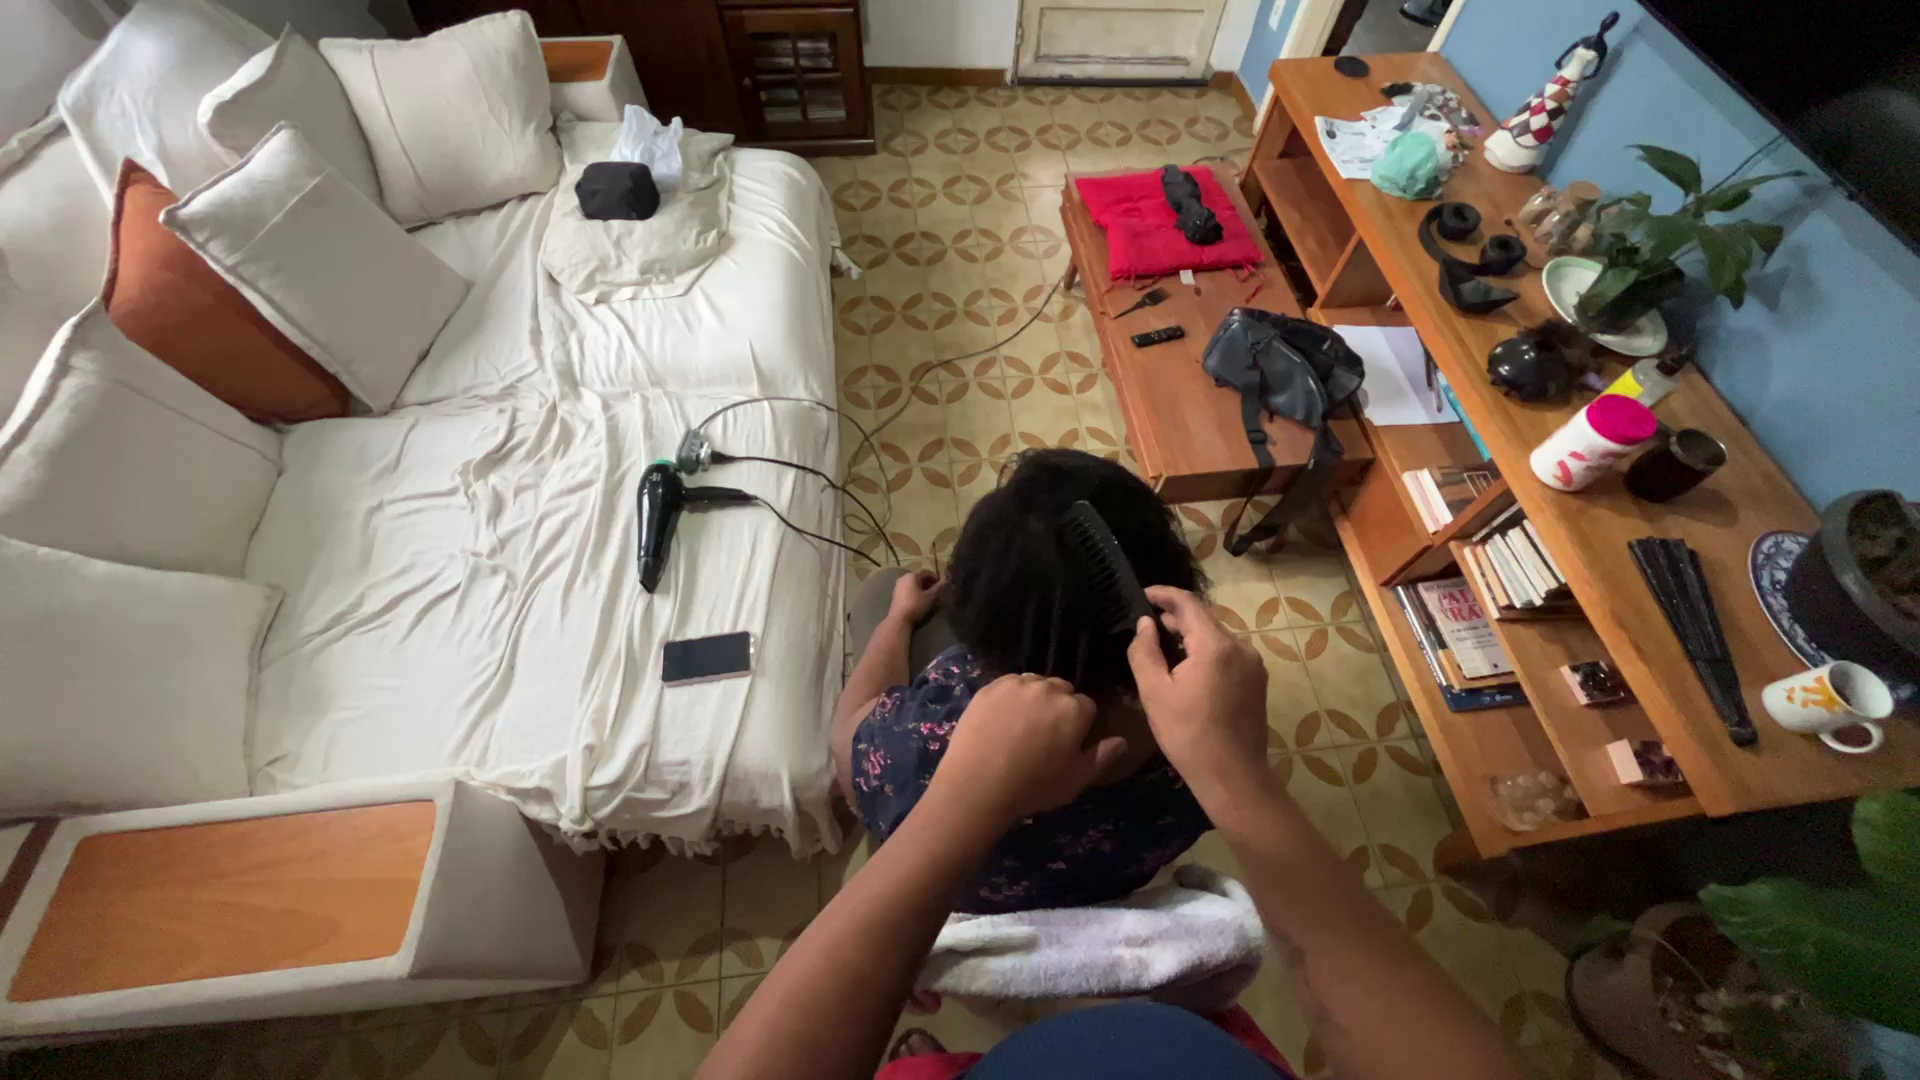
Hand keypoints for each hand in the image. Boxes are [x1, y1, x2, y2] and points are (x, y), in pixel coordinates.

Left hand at [888, 571, 943, 625]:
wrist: (899, 619)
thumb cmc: (916, 605)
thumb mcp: (930, 597)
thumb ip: (939, 587)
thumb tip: (946, 580)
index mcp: (912, 575)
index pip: (926, 572)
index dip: (935, 577)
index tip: (942, 585)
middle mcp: (903, 578)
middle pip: (919, 577)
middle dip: (929, 583)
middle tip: (936, 592)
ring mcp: (898, 586)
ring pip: (913, 584)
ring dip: (922, 588)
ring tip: (929, 597)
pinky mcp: (895, 594)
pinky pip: (908, 589)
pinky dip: (915, 592)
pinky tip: (919, 600)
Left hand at [928, 674, 1127, 825]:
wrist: (977, 783)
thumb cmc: (1033, 786)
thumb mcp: (1076, 780)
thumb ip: (1102, 756)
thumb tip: (1122, 740)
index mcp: (1074, 708)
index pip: (1087, 707)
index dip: (1079, 726)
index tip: (1067, 743)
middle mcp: (1048, 687)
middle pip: (1062, 690)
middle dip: (1059, 707)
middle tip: (1045, 734)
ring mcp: (1017, 684)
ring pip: (1036, 684)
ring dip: (1035, 698)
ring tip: (1022, 725)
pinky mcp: (990, 686)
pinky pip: (1009, 685)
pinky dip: (1011, 697)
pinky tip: (1001, 719)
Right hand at [1127, 586, 1270, 798]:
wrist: (1233, 776)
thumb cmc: (1188, 734)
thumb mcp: (1154, 691)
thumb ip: (1145, 651)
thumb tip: (1144, 624)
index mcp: (1215, 645)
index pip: (1188, 603)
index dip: (1163, 594)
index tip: (1142, 595)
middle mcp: (1240, 646)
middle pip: (1203, 619)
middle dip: (1174, 619)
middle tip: (1145, 630)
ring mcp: (1253, 663)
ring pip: (1215, 636)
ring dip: (1189, 637)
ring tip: (1162, 651)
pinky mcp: (1257, 679)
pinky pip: (1226, 653)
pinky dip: (1204, 652)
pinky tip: (1186, 670)